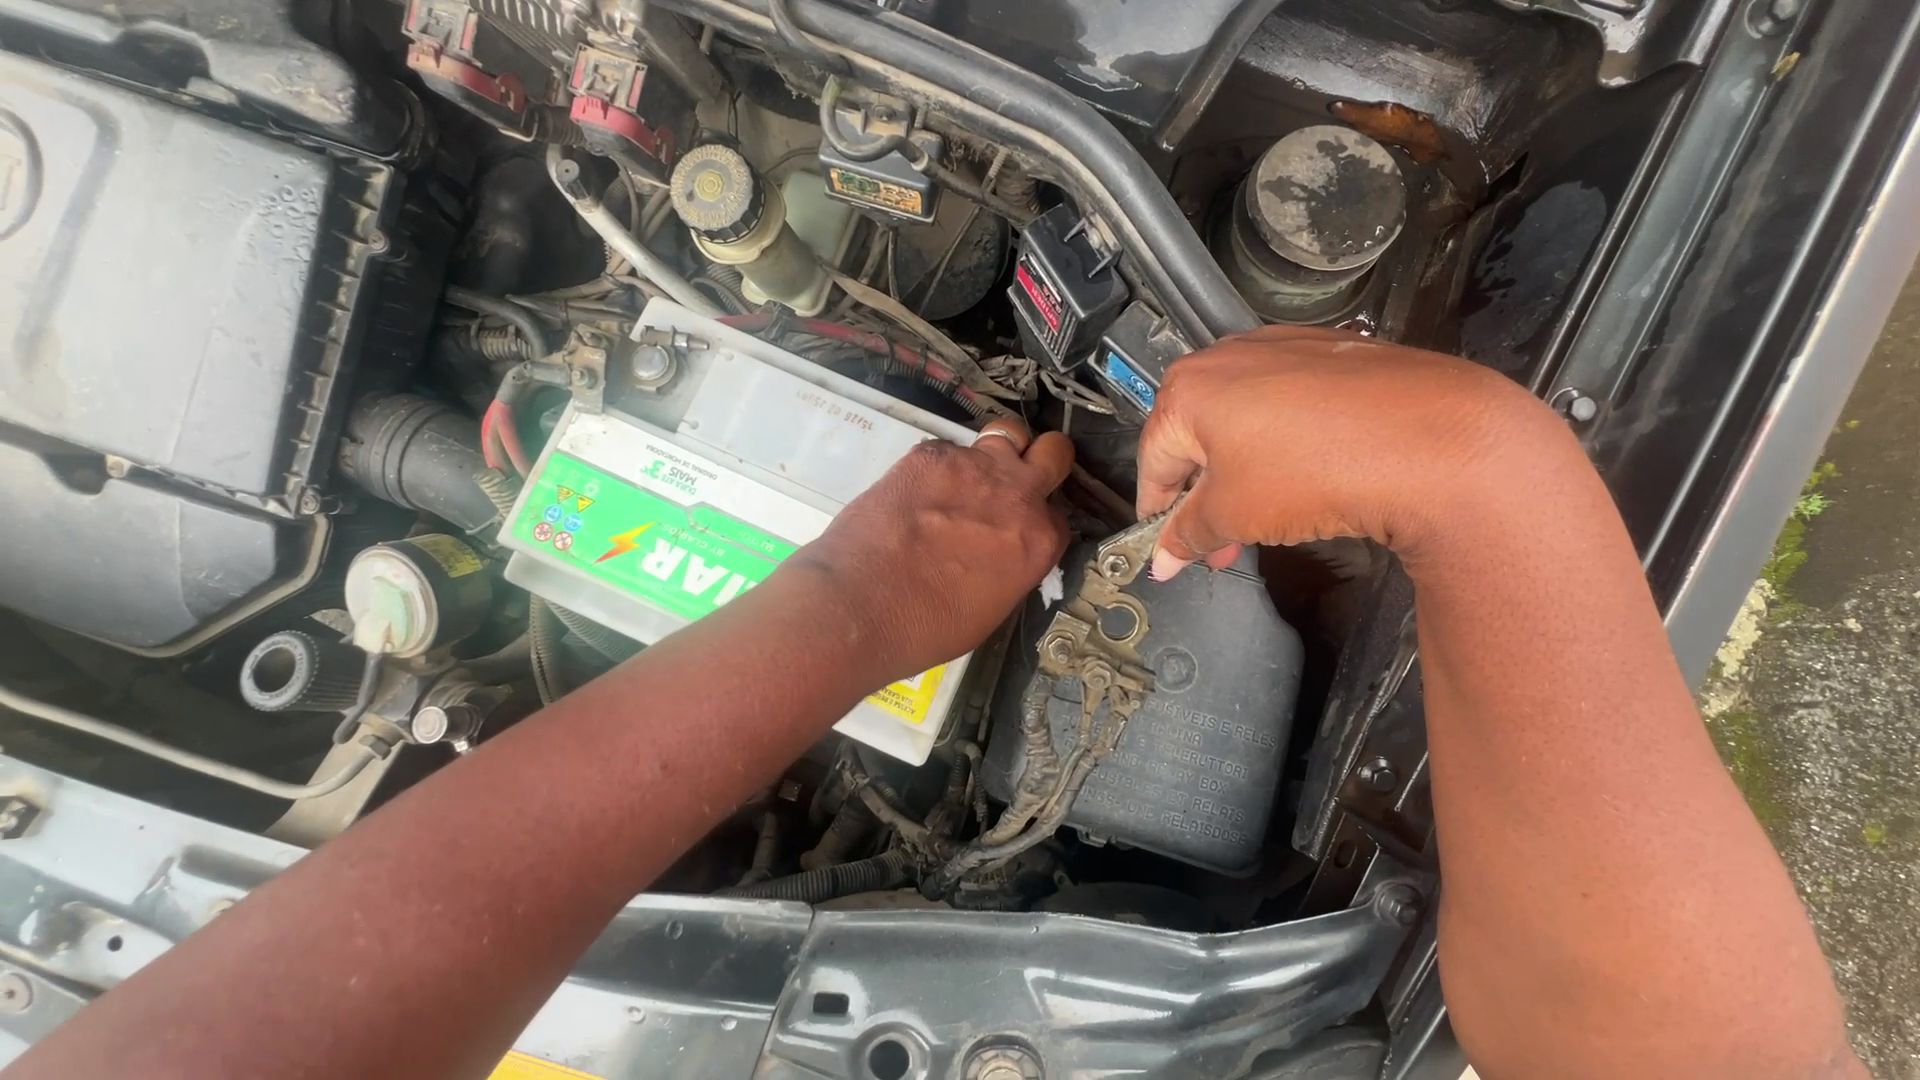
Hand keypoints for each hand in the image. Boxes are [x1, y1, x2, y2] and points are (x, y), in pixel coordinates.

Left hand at [784, 416, 1072, 685]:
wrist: (860, 606)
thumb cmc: (926, 627)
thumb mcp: (992, 609)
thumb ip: (1012, 566)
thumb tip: (1002, 553)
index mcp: (1039, 539)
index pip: (1060, 515)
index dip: (1039, 520)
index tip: (1019, 529)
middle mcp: (1018, 495)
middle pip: (1054, 450)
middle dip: (1042, 459)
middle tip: (1017, 478)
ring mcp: (974, 466)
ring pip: (1004, 435)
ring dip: (992, 455)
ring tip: (962, 482)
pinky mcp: (930, 454)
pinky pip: (947, 451)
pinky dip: (938, 468)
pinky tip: (915, 495)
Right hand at [1137, 325, 1574, 578]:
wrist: (1434, 440)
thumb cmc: (1313, 470)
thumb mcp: (1233, 515)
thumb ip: (1186, 536)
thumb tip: (1163, 559)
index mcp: (1187, 389)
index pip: (1152, 462)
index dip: (1157, 513)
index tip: (1169, 548)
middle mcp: (1227, 356)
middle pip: (1194, 437)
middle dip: (1203, 497)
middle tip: (1221, 545)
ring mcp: (1283, 348)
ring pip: (1240, 420)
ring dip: (1240, 473)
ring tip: (1267, 517)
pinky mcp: (1333, 352)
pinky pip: (1286, 403)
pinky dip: (1282, 443)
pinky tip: (1308, 475)